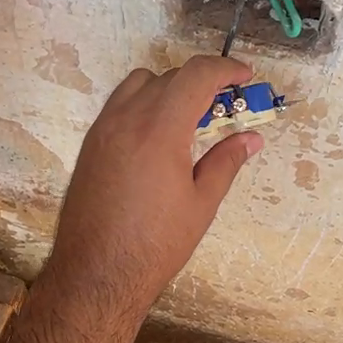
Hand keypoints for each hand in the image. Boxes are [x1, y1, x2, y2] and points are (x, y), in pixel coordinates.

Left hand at [4, 57, 264, 342]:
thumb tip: (251, 139)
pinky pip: (121, 102)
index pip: (196, 75)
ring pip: (141, 83)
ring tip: (192, 118)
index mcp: (160, 128)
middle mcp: (127, 117)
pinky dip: (146, 102)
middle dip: (203, 82)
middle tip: (227, 105)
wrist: (96, 273)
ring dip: (171, 87)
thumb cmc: (155, 244)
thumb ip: (226, 162)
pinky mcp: (91, 142)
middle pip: (171, 76)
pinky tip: (160, 134)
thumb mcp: (201, 203)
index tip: (245, 76)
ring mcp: (104, 128)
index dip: (226, 68)